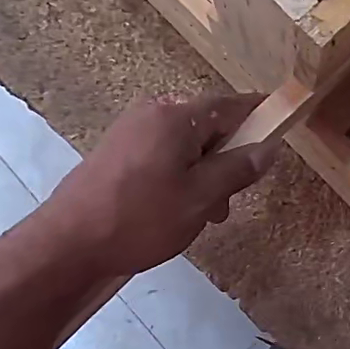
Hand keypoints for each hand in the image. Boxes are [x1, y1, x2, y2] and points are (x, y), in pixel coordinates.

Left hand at [37, 93, 276, 278]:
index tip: (280, 126)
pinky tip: (172, 211)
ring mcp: (129, 132)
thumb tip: (267, 146)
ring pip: (183, 145)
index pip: (230, 105)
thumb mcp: (200, 198)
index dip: (258, 115)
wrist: (69, 243)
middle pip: (205, 126)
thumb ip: (237, 169)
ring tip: (200, 216)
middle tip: (227, 202)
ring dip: (201, 175)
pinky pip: (160, 156)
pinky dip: (176, 177)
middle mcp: (151, 113)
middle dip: (225, 160)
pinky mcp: (115, 153)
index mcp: (175, 116)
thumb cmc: (140, 219)